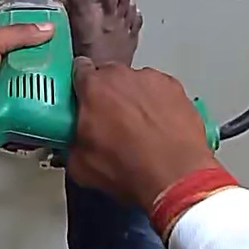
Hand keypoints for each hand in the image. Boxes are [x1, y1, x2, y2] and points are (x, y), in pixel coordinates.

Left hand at [0, 22, 54, 178]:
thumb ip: (17, 34)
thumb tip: (46, 27)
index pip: (14, 46)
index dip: (34, 44)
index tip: (55, 45)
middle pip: (23, 73)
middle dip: (41, 73)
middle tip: (63, 73)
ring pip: (24, 96)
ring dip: (39, 97)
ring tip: (60, 95)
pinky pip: (21, 118)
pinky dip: (32, 117)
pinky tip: (47, 114)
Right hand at [67, 60, 221, 207]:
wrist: (176, 178)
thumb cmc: (129, 168)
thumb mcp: (82, 166)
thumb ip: (72, 145)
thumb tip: (74, 146)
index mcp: (93, 87)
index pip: (79, 69)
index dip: (81, 84)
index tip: (83, 98)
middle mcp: (121, 75)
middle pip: (109, 74)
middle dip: (108, 92)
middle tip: (111, 118)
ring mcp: (151, 79)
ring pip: (136, 81)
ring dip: (134, 96)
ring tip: (141, 125)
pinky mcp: (175, 88)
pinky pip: (160, 89)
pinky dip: (159, 102)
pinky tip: (161, 125)